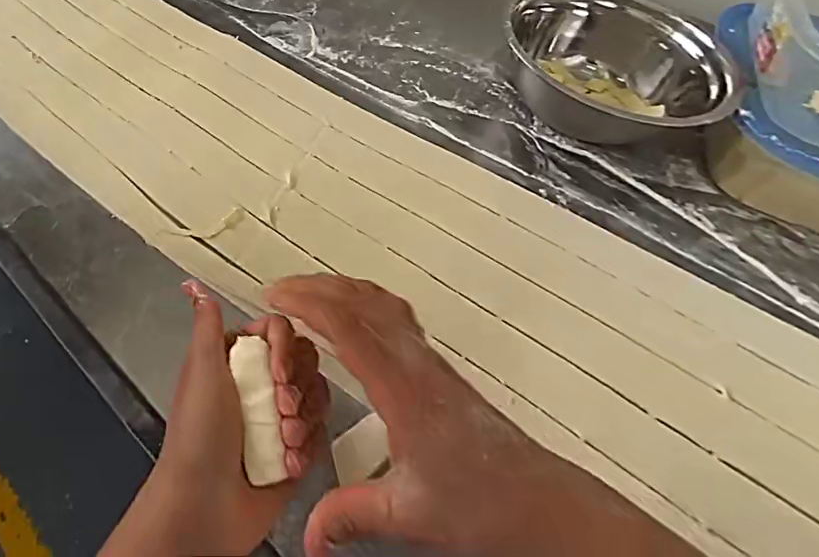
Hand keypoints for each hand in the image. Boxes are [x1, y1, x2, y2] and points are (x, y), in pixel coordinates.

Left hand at [100, 280, 329, 556]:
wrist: (204, 506)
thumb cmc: (197, 435)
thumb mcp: (201, 369)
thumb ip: (207, 324)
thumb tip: (196, 287)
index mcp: (238, 358)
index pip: (280, 331)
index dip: (284, 350)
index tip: (277, 373)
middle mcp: (261, 382)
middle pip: (304, 360)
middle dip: (298, 387)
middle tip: (281, 409)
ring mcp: (279, 417)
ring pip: (316, 396)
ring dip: (303, 420)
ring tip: (283, 440)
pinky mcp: (295, 450)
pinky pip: (320, 435)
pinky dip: (306, 449)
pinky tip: (286, 462)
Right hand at [269, 275, 693, 556]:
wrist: (541, 502)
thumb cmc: (486, 504)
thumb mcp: (411, 515)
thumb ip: (352, 517)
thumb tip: (310, 533)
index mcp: (402, 389)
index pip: (348, 327)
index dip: (308, 304)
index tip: (278, 296)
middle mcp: (415, 363)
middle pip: (359, 301)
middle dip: (314, 287)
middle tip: (280, 290)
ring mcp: (427, 358)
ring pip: (379, 300)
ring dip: (340, 286)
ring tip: (309, 290)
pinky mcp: (435, 363)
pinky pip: (394, 311)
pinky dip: (365, 296)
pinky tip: (356, 308)